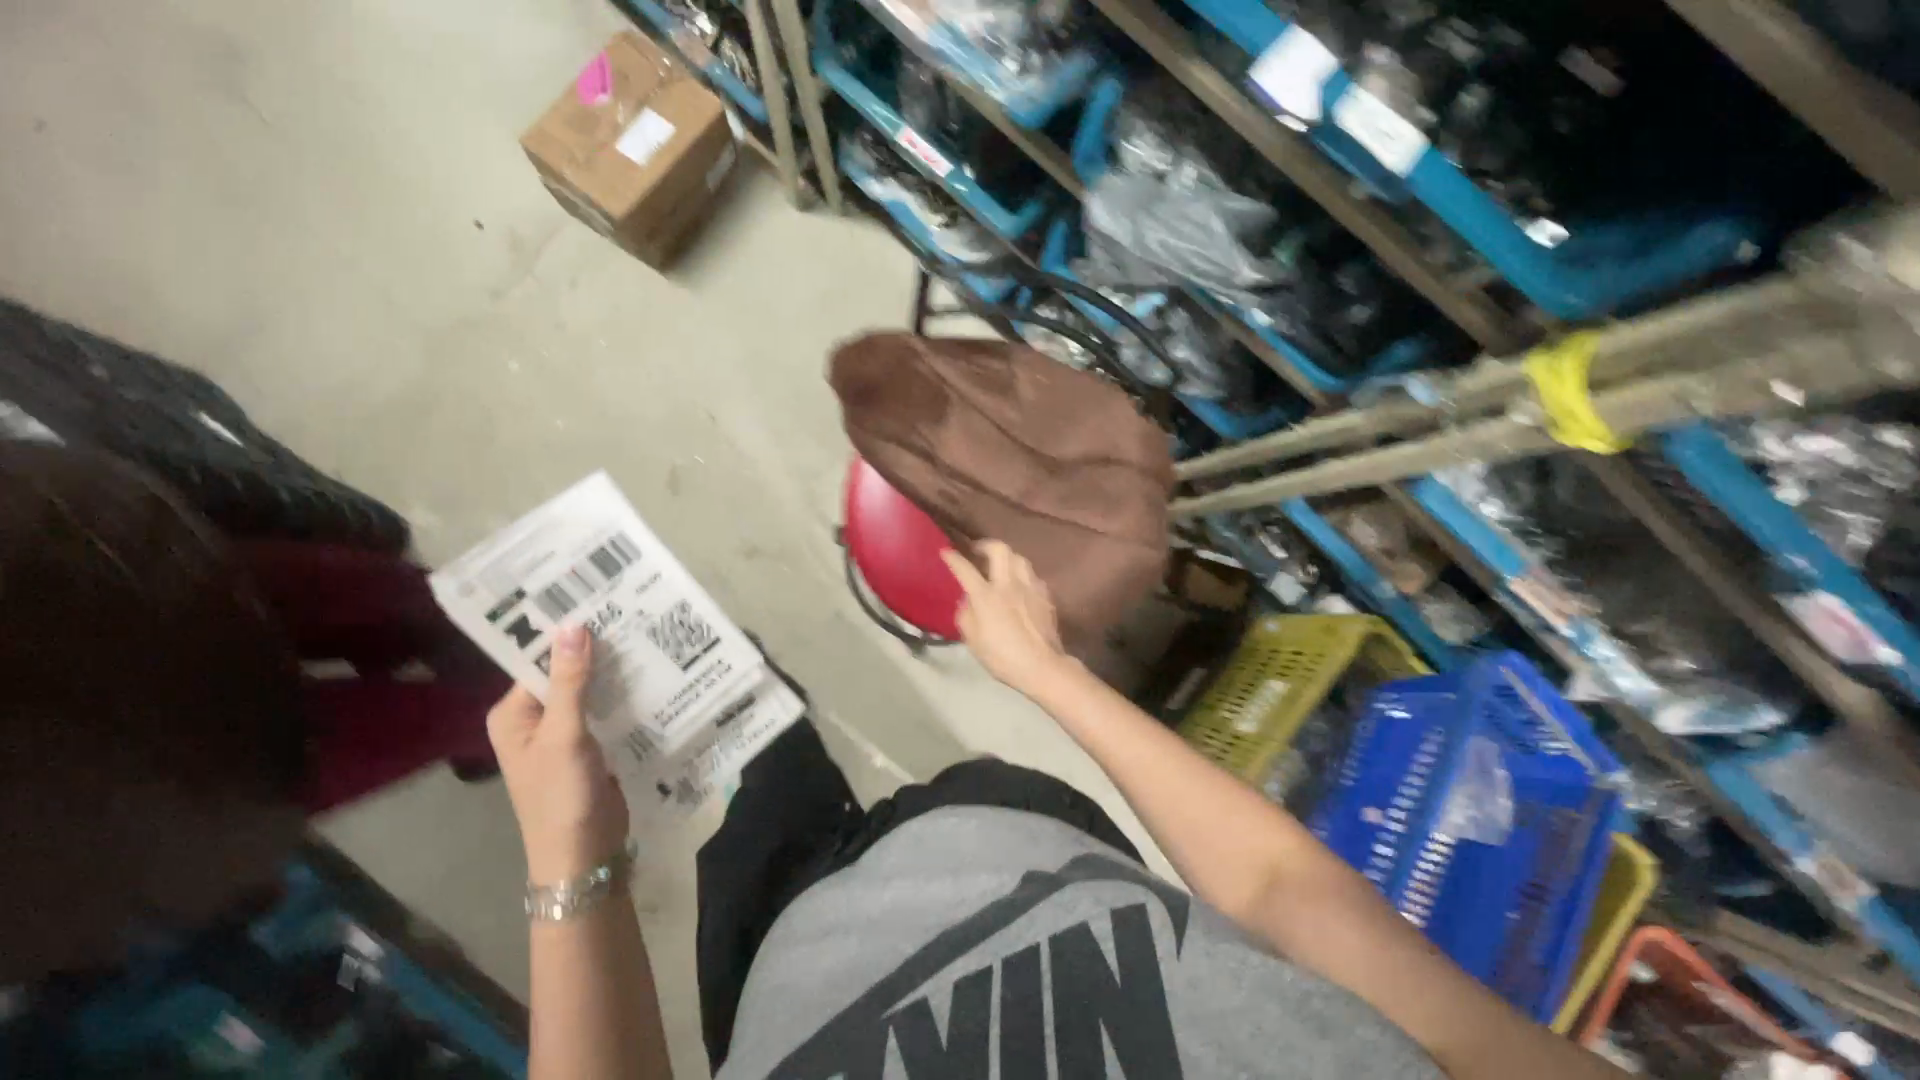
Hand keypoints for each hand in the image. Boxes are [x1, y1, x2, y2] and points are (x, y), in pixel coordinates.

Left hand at [487, 625, 629, 883]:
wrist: (584, 855)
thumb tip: (572, 625)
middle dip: (595, 651)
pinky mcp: (591, 747)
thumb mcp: (564, 734)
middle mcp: (533, 720)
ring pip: (589, 691)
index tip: (599, 603)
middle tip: (630, 613)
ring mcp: (564, 735)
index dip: (567, 635)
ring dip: (613, 673)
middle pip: (565, 673)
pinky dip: (624, 696)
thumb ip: (569, 681)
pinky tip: (651, 676)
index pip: (537, 661)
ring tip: (647, 636)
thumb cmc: (562, 796)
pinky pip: (606, 711)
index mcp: (512, 715)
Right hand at [941, 540, 1079, 698]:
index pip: (965, 569)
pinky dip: (1022, 574)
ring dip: (1007, 556)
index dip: (953, 557)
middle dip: (985, 544)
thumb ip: (966, 614)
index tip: (946, 551)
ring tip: (1000, 565)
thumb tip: (967, 600)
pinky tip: (1020, 584)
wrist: (1042, 666)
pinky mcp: (1045, 595)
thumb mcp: (973, 640)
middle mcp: (1009, 584)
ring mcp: (1030, 587)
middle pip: (999, 549)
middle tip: (978, 551)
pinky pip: (1032, 575)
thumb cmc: (1002, 657)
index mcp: (986, 596)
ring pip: (1019, 557)